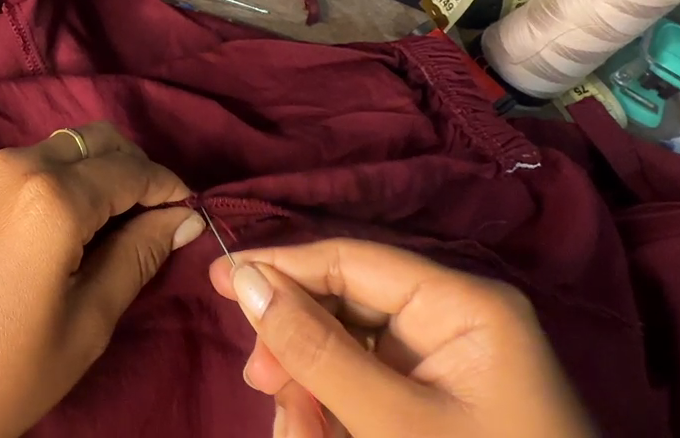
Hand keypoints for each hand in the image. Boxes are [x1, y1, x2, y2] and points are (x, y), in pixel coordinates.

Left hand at [0, 123, 204, 437]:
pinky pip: (42, 161)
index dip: (170, 189)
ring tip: (128, 226)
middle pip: (99, 141)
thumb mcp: (87, 322)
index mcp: (53, 195)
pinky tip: (86, 223)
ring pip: (70, 147)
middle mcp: (22, 164)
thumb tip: (182, 218)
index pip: (132, 170)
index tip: (195, 217)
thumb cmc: (5, 371)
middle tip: (163, 221)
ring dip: (105, 171)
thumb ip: (136, 256)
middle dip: (138, 171)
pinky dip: (74, 177)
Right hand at [210, 239, 593, 437]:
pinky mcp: (441, 400)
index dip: (281, 266)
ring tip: (292, 429)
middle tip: (260, 383)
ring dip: (311, 384)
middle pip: (346, 302)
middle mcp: (454, 317)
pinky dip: (334, 406)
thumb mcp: (395, 427)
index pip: (349, 259)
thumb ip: (316, 349)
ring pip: (350, 346)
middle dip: (298, 342)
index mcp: (461, 303)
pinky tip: (312, 432)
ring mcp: (448, 361)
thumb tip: (244, 278)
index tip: (218, 280)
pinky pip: (368, 382)